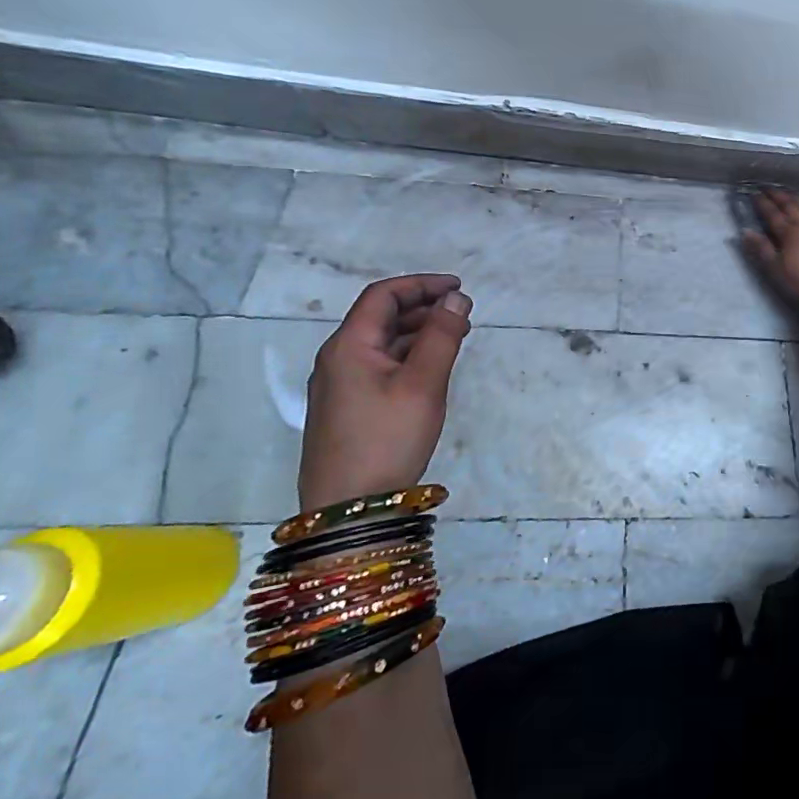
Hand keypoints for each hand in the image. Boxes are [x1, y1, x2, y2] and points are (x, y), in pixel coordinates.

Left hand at [299, 274, 473, 510]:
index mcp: (348, 345)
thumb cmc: (386, 441)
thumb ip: (441, 337)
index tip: (458, 288)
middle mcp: (336, 359)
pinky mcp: (344, 410)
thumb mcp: (422, 386)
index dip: (421, 285)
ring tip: (453, 340)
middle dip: (422, 309)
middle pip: (379, 318)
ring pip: (379, 345)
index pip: (383, 295)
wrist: (347, 512)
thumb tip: (456, 298)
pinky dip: (404, 359)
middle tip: (462, 317)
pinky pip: (376, 368)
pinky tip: (427, 372)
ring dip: (415, 335)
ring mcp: (337, 387)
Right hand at [741, 188, 798, 301]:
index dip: (762, 203)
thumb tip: (745, 231)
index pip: (771, 213)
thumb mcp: (774, 267)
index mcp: (787, 232)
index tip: (754, 193)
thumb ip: (761, 248)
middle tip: (768, 187)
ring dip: (798, 198)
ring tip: (791, 192)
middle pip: (790, 205)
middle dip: (778, 195)